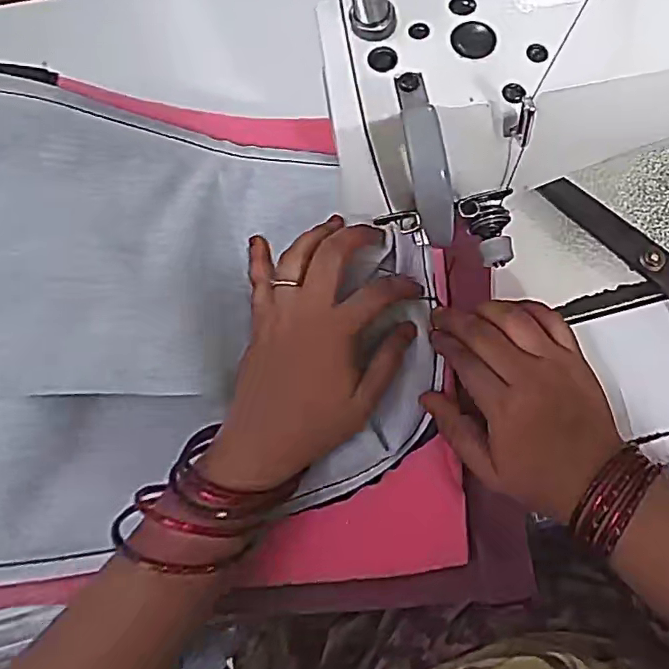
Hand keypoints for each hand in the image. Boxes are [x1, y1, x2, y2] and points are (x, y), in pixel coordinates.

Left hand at [199, 217, 422, 491]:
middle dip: (356, 236)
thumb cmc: (310, 427)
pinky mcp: (260, 320)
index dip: (401, 285)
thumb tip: (407, 331)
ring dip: (315, 235)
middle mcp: (306, 313)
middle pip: (332, 255)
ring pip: (294, 257)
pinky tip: (259, 241)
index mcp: (335, 332)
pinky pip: (257, 280)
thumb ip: (388, 360)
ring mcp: (279, 312)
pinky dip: (257, 258)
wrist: (260, 443)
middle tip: (373, 236)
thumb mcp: (363, 402)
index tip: (410, 287)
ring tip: (333, 225)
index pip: (377, 293)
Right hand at [423, 301, 625, 517]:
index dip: (445, 344)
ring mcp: (555, 363)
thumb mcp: (488, 469)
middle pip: (483, 334)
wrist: (596, 482)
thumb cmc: (543, 478)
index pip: (465, 360)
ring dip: (488, 308)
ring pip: (515, 319)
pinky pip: (551, 320)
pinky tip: (514, 310)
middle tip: (443, 317)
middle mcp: (528, 378)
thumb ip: (455, 431)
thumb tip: (430, 398)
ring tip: (473, 310)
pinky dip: (530, 308)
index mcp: (504, 407)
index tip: (436, 338)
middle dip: (456, 320)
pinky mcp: (575, 358)